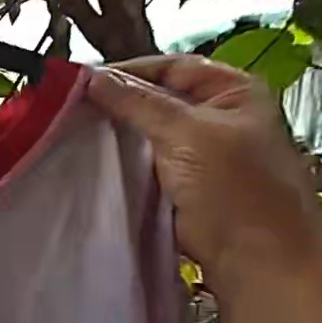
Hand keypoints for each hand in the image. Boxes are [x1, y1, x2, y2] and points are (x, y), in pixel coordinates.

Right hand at [87, 54, 321, 288]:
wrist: (253, 254)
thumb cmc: (233, 185)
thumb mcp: (186, 132)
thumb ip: (138, 103)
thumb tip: (93, 78)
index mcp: (231, 92)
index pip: (170, 67)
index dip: (128, 71)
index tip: (81, 82)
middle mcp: (212, 117)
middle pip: (154, 99)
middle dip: (115, 103)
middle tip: (68, 108)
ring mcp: (193, 152)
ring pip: (143, 132)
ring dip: (113, 132)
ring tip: (70, 131)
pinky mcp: (175, 183)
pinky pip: (139, 161)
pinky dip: (116, 159)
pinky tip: (89, 158)